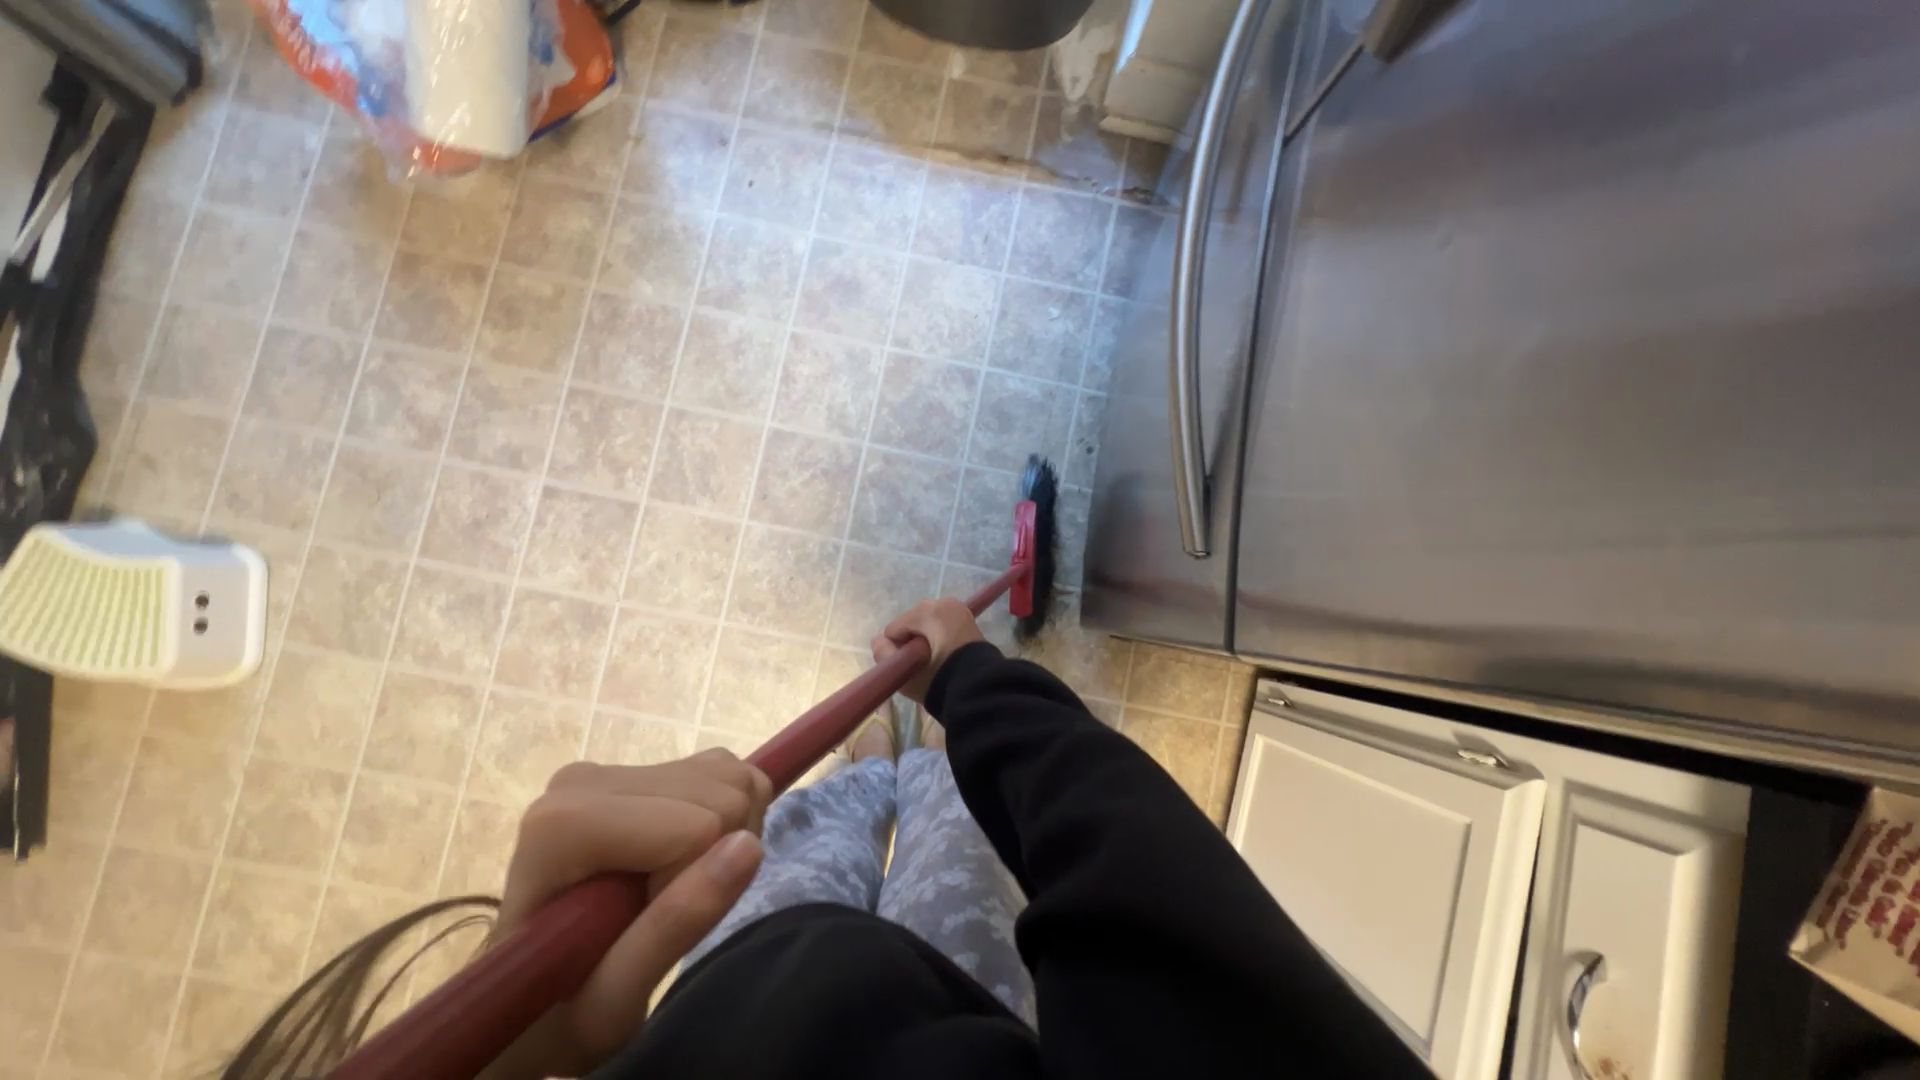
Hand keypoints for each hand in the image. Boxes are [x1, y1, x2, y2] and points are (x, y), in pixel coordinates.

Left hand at [485, 751, 771, 1079]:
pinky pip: (725, 771)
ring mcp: (615, 768)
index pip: (699, 825)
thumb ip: (675, 925)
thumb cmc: (562, 1010)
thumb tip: (749, 846)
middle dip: (716, 856)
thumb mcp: (613, 1000)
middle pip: (721, 793)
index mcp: (563, 825)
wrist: (534, 987)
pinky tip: (687, 855)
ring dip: (729, 836)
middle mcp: (585, 780)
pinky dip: (730, 817)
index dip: (693, 883)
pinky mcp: (642, 767)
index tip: (645, 927)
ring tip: (675, 885)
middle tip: (666, 908)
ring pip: (731, 777)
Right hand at [871, 598, 985, 703]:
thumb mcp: (905, 672)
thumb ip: (884, 653)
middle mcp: (944, 603)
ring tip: (931, 664)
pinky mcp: (968, 620)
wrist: (978, 690)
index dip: (896, 649)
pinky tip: (942, 658)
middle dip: (911, 643)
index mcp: (928, 610)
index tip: (907, 667)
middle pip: (911, 625)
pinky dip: (938, 639)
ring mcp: (958, 610)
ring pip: (927, 626)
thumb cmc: (938, 678)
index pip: (895, 629)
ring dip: (924, 642)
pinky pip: (942, 628)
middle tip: (919, 667)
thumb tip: (879, 640)